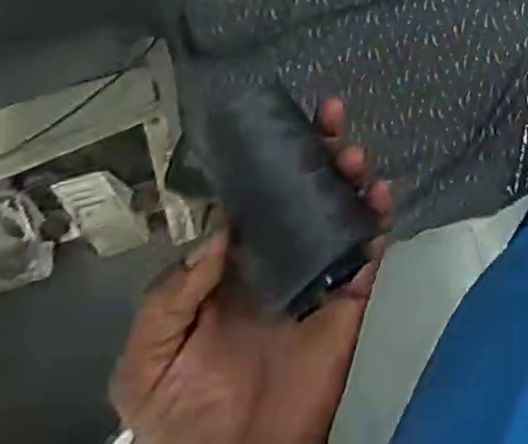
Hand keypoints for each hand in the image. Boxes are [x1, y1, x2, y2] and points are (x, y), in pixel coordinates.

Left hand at [109, 98, 394, 443]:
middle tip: (332, 117)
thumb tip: (221, 232)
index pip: (257, 200)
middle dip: (321, 152)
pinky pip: (373, 247)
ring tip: (354, 154)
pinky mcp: (355, 291)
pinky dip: (381, 217)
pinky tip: (380, 194)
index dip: (271, 162)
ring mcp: (323, 270)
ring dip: (352, 178)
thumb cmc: (183, 409)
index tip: (284, 125)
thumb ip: (171, 297)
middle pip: (309, 193)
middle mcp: (283, 256)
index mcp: (234, 266)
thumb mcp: (147, 359)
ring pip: (345, 210)